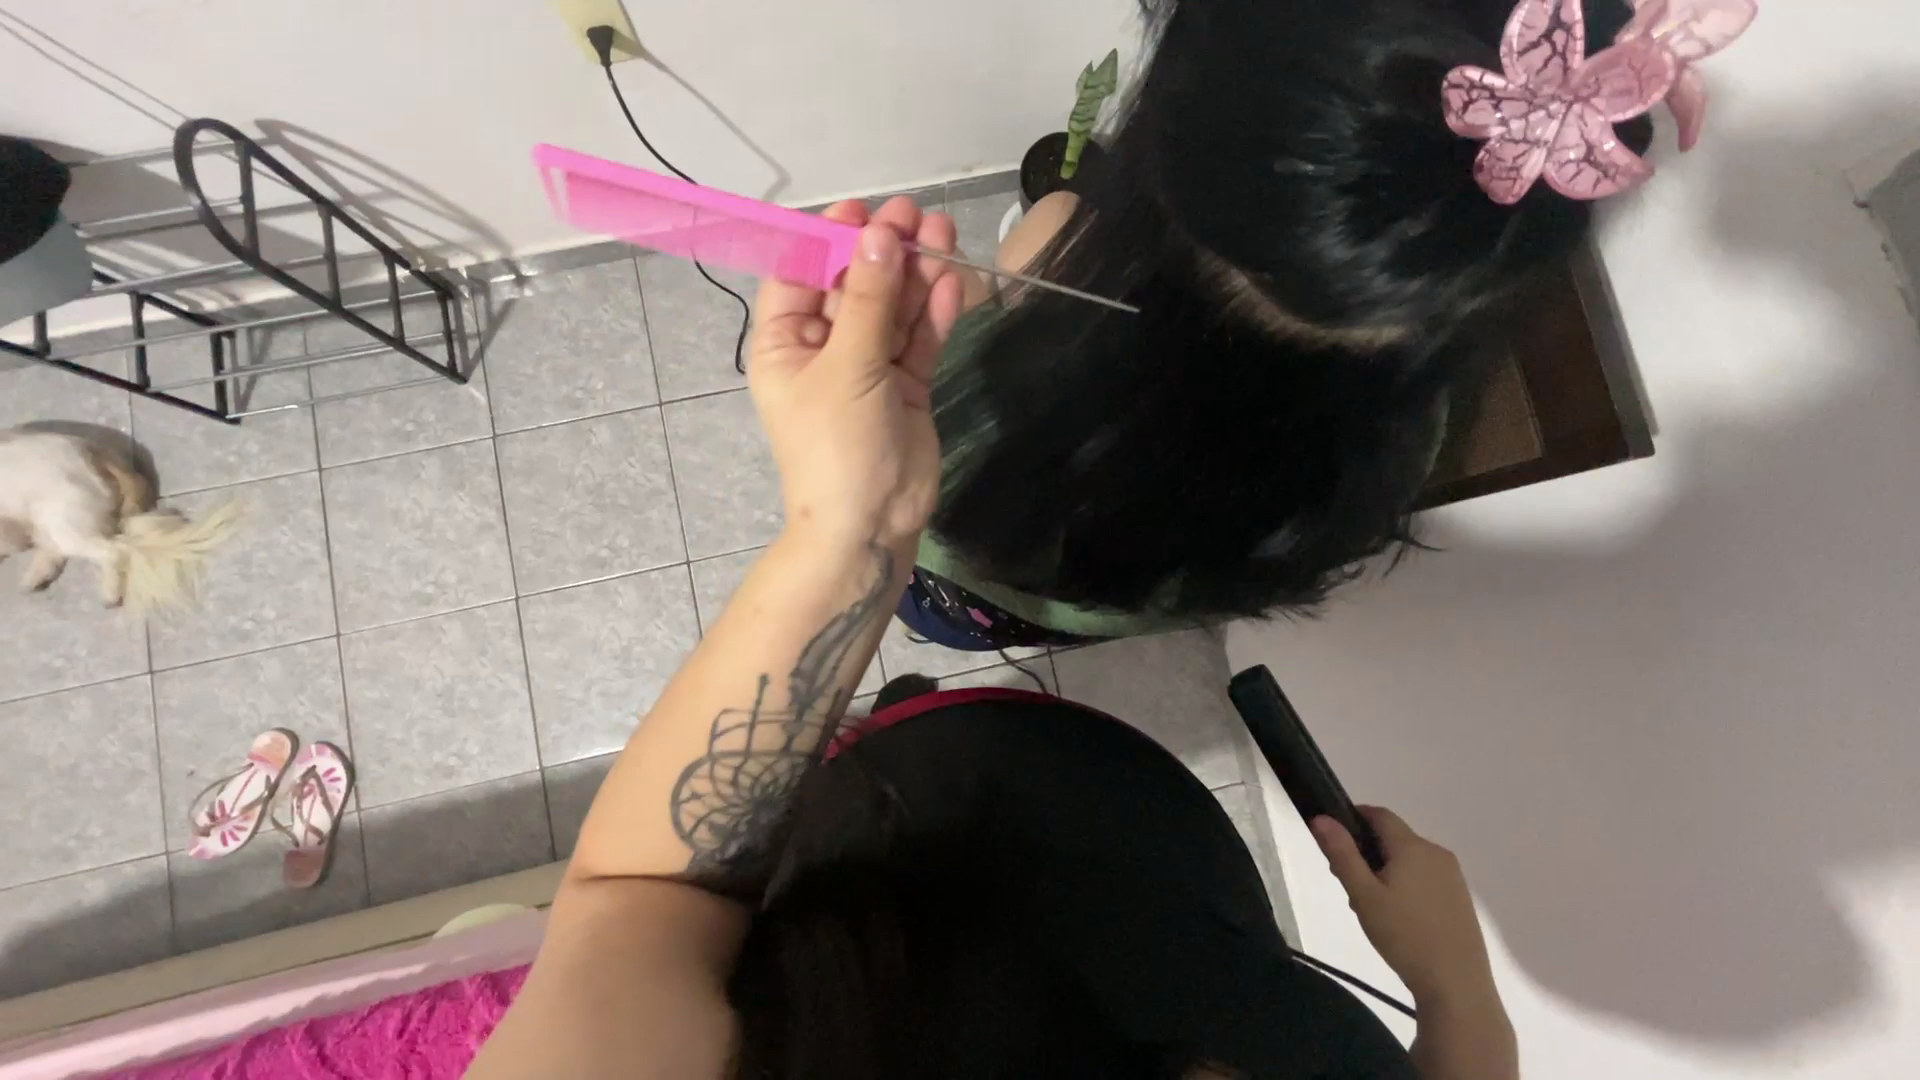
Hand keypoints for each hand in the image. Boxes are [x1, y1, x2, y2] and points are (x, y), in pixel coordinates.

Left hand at [748, 196, 963, 554]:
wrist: (871, 524)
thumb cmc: (838, 446)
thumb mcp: (847, 367)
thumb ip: (868, 300)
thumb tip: (880, 234)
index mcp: (785, 345)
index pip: (800, 276)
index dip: (829, 241)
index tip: (863, 212)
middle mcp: (824, 351)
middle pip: (853, 287)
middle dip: (884, 253)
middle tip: (916, 217)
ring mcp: (868, 368)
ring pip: (892, 311)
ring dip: (916, 277)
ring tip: (944, 237)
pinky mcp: (905, 386)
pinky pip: (918, 342)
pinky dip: (934, 315)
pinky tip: (952, 284)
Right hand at [1312, 807, 1499, 1006]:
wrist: (1458, 987)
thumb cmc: (1405, 936)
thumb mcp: (1363, 894)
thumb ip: (1341, 853)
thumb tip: (1321, 817)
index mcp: (1413, 847)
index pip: (1379, 814)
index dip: (1354, 818)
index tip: (1334, 841)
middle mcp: (1437, 854)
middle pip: (1393, 838)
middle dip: (1366, 851)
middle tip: (1349, 884)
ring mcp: (1453, 877)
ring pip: (1408, 859)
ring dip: (1385, 870)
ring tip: (1371, 907)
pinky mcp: (1461, 899)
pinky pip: (1425, 877)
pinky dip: (1405, 884)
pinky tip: (1398, 917)